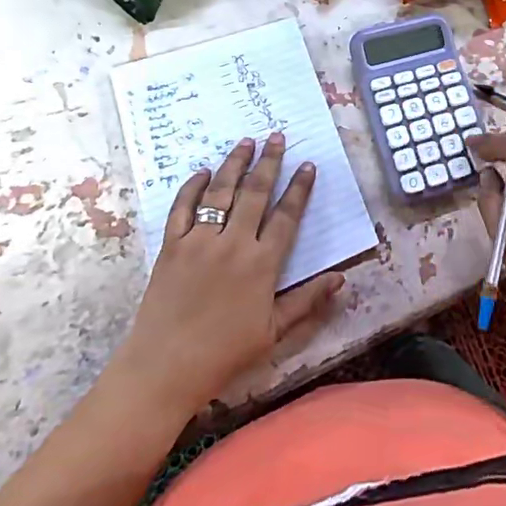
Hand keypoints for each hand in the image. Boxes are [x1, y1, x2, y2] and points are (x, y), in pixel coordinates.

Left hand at [117, 132, 343, 411]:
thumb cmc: (224, 354)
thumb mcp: (273, 332)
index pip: (286, 216)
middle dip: (269, 162)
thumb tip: (341, 278)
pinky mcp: (171, 246)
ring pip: (221, 192)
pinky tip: (202, 172)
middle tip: (277, 137)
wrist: (163, 369)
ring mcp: (199, 242)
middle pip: (256, 193)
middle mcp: (233, 244)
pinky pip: (182, 208)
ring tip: (246, 141)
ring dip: (235, 164)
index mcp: (262, 265)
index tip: (307, 165)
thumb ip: (307, 301)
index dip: (299, 188)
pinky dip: (192, 187)